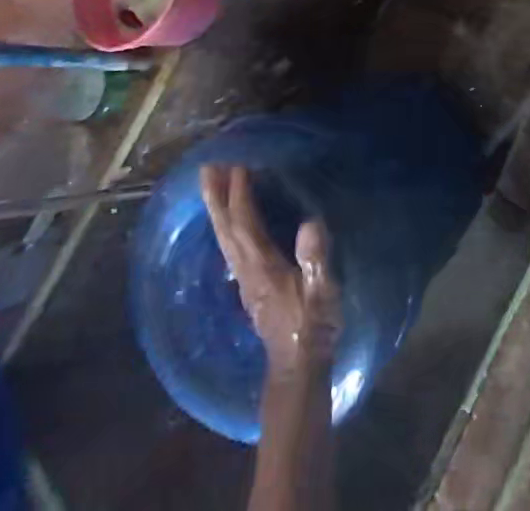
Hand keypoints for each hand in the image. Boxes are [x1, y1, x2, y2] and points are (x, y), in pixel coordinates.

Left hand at [199, 164, 341, 369]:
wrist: (298, 365)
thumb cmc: (313, 325)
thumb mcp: (322, 292)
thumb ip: (315, 259)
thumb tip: (310, 223)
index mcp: (262, 266)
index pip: (246, 223)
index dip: (240, 193)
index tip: (239, 165)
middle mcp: (246, 269)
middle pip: (224, 227)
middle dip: (215, 195)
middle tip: (206, 167)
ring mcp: (243, 279)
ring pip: (223, 237)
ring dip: (215, 208)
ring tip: (210, 183)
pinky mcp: (248, 285)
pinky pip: (229, 245)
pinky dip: (225, 224)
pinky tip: (227, 220)